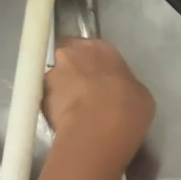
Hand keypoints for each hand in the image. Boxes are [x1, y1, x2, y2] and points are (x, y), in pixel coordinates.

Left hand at [42, 38, 154, 167]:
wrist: (97, 132)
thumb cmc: (127, 109)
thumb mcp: (140, 94)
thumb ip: (124, 85)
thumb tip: (118, 91)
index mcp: (99, 47)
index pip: (93, 50)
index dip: (95, 66)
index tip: (101, 81)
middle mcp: (71, 53)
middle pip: (69, 60)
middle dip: (74, 75)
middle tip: (86, 97)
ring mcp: (51, 75)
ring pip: (56, 81)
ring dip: (63, 94)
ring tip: (76, 116)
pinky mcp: (40, 98)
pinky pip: (49, 103)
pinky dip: (56, 111)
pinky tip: (68, 126)